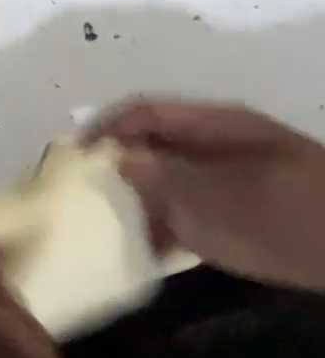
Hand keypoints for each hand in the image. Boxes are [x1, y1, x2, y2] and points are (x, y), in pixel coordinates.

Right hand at [91, 98, 324, 290]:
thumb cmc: (287, 216)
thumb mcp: (215, 192)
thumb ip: (159, 172)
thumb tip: (112, 157)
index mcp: (214, 126)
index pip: (139, 113)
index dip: (101, 130)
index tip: (71, 160)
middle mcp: (209, 146)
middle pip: (139, 142)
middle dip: (103, 164)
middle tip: (72, 191)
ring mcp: (212, 180)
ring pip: (147, 178)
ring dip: (121, 197)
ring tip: (97, 220)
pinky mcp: (215, 212)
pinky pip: (164, 209)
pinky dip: (145, 223)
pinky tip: (133, 244)